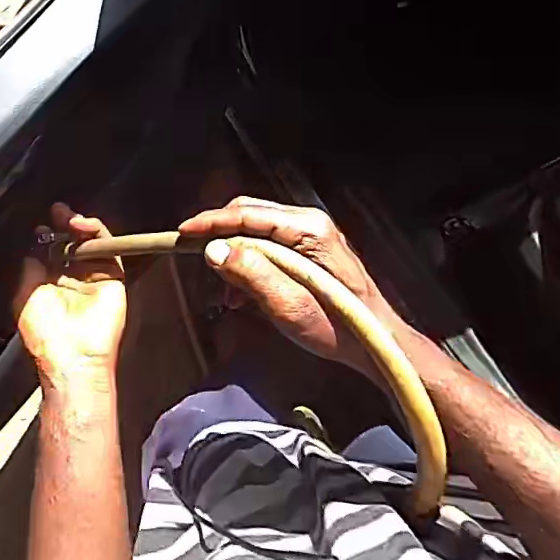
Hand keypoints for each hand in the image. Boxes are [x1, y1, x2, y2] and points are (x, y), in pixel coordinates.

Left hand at [14, 204, 127, 394]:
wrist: (72, 357)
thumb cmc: (46, 336)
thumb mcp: (25, 293)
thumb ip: (29, 266)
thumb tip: (33, 244)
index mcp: (49, 285)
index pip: (51, 251)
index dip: (47, 235)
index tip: (42, 226)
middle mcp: (72, 280)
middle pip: (71, 243)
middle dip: (64, 225)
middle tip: (57, 213)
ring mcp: (93, 278)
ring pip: (90, 242)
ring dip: (80, 225)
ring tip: (70, 218)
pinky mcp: (112, 278)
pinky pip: (108, 250)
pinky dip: (98, 232)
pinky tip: (84, 226)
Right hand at [177, 196, 403, 374]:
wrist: (376, 345)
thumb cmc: (339, 327)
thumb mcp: (289, 304)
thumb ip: (251, 273)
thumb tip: (213, 250)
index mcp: (308, 229)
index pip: (247, 214)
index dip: (211, 222)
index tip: (183, 233)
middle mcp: (308, 223)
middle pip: (247, 215)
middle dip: (219, 236)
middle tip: (196, 257)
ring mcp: (307, 235)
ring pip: (252, 231)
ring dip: (232, 256)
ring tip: (225, 290)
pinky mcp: (305, 251)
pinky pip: (263, 247)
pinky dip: (245, 266)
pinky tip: (240, 294)